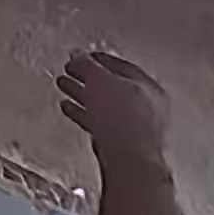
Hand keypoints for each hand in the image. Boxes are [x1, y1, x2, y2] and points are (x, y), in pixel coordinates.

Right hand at [58, 52, 171, 178]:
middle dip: (87, 77)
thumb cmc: (125, 119)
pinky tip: (70, 108)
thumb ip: (87, 65)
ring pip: (102, 103)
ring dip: (81, 93)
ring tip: (64, 85)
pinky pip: (97, 120)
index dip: (97, 59)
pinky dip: (82, 112)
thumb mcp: (100, 80)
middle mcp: (146, 106)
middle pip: (111, 85)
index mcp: (148, 88)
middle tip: (70, 70)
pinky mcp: (120, 141)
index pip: (120, 66)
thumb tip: (78, 56)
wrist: (128, 158)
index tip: (81, 56)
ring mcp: (134, 125)